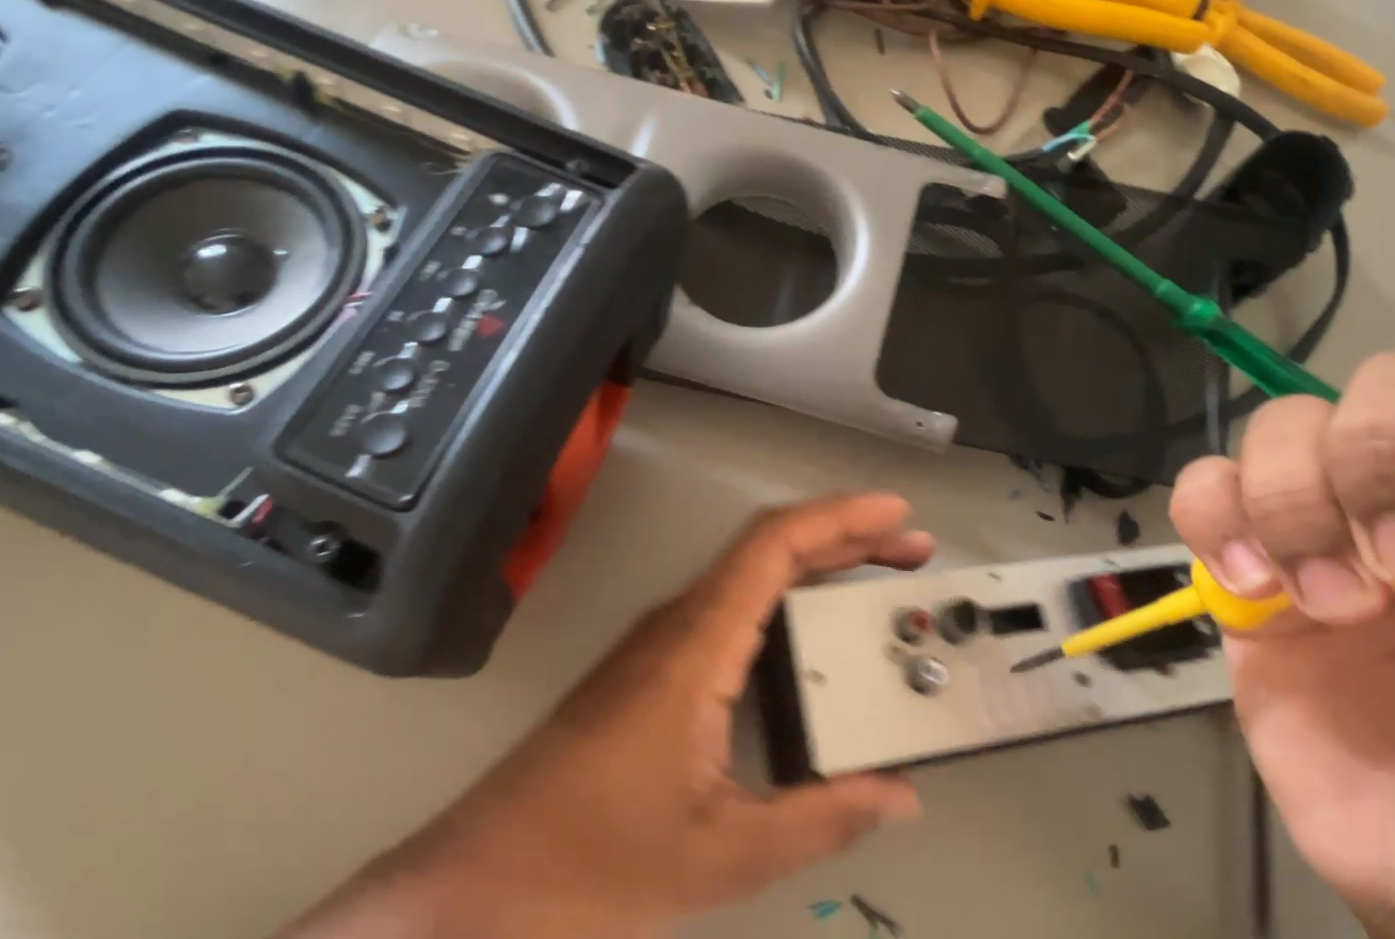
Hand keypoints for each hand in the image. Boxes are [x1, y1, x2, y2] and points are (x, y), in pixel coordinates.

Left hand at [278, 495, 930, 938]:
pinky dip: (782, 606)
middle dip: (842, 539)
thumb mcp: (726, 853)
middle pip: (763, 552)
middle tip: (911, 552)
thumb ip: (821, 819)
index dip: (837, 519)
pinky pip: (728, 615)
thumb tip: (900, 793)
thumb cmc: (597, 863)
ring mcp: (654, 648)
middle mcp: (673, 629)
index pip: (769, 549)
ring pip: (744, 580)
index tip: (896, 513)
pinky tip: (813, 647)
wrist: (484, 881)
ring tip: (878, 589)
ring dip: (813, 570)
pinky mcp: (645, 674)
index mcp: (693, 650)